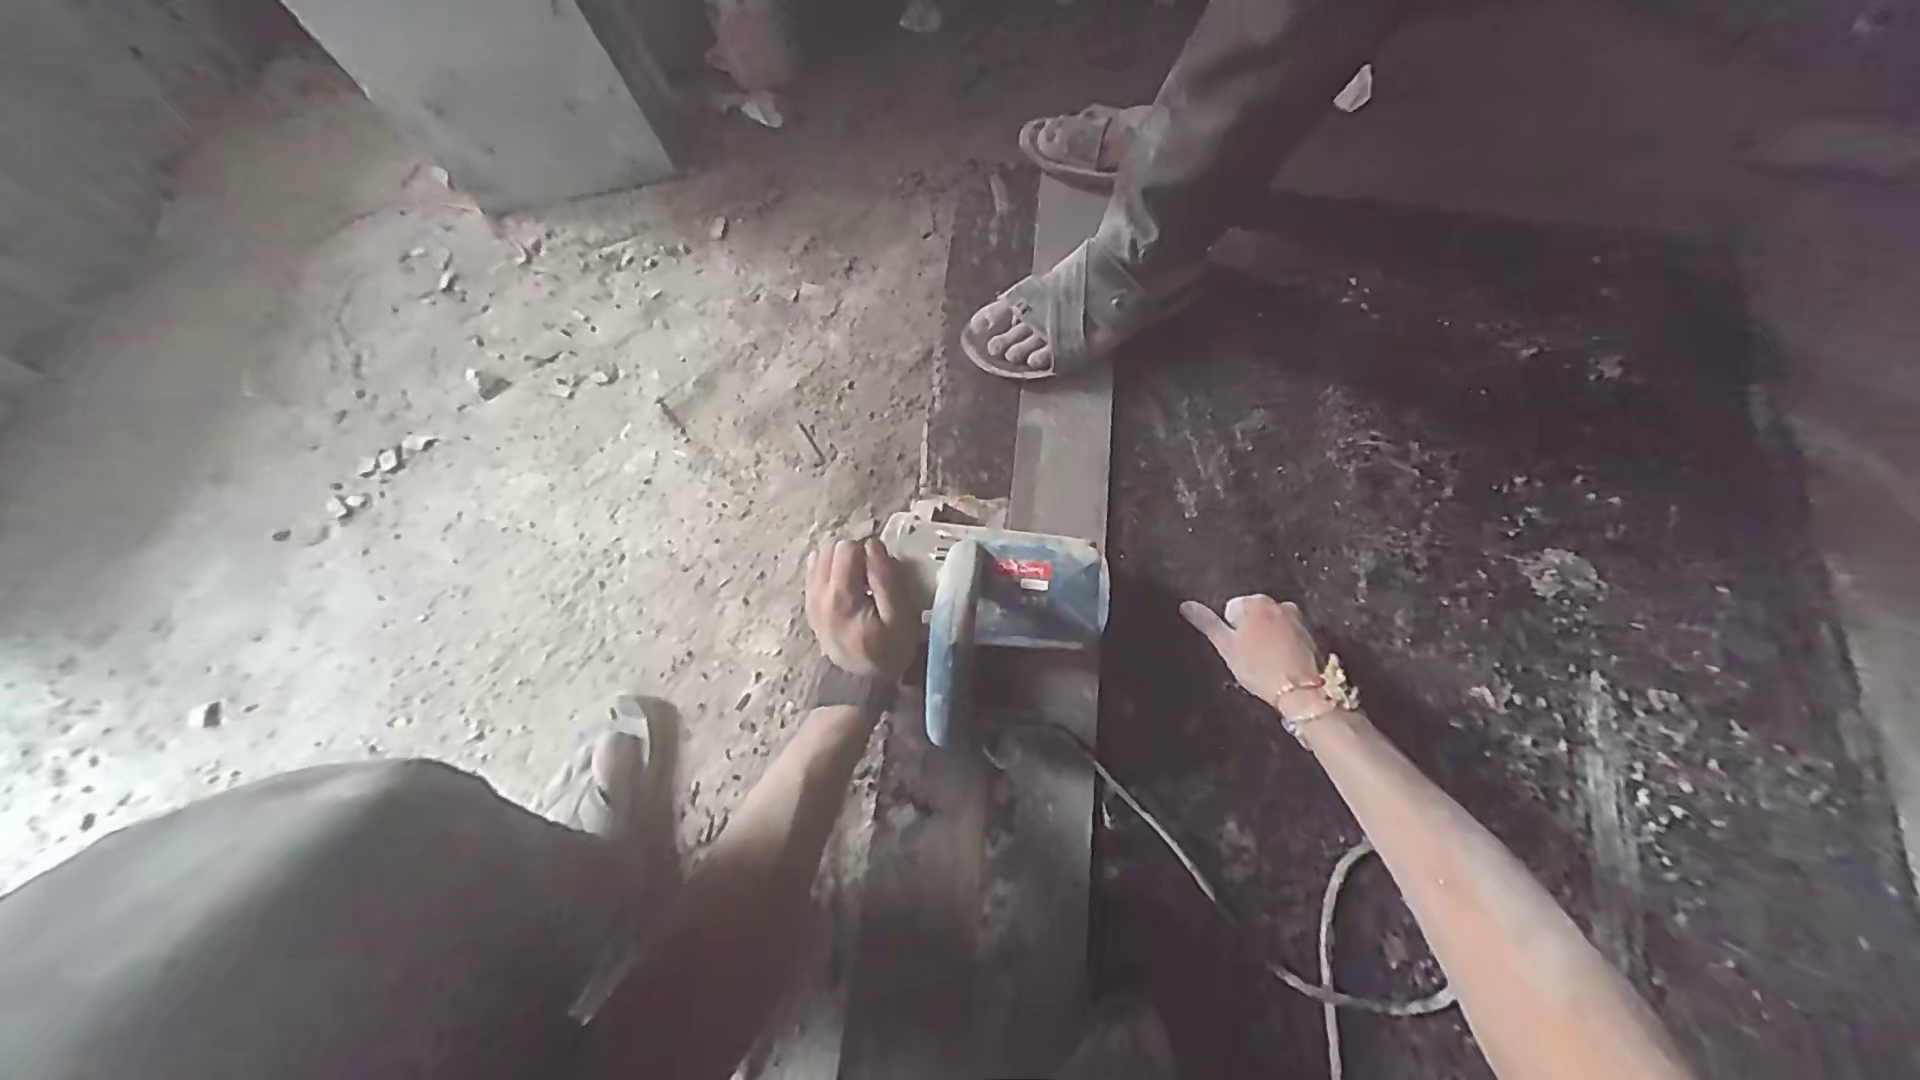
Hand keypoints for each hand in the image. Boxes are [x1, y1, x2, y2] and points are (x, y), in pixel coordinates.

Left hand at [806, 540, 915, 681]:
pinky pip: (815, 572)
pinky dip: (831, 572)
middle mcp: (817, 594)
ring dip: (841, 563)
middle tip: (871, 579)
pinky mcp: (809, 606)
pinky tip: (847, 589)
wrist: (862, 683)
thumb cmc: (888, 650)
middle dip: (853, 556)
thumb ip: (885, 578)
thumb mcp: (899, 617)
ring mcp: (810, 600)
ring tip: (859, 584)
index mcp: (840, 596)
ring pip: (820, 558)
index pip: (847, 548)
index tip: (880, 575)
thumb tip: (873, 545)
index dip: (868, 554)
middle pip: (830, 549)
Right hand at [1179, 595, 1325, 712]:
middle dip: (1248, 632)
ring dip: (1265, 638)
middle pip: (1251, 615)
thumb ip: (1206, 622)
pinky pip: (1287, 635)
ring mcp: (1297, 618)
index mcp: (1254, 602)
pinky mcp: (1311, 635)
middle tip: (1247, 657)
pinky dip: (1282, 645)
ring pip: (1270, 625)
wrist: (1302, 692)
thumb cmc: (1258, 667)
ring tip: (1264, 662)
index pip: (1230, 610)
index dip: (1229, 631)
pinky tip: (1279, 663)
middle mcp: (1278, 603)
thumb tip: (1185, 605)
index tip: (1235, 650)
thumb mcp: (1225, 646)